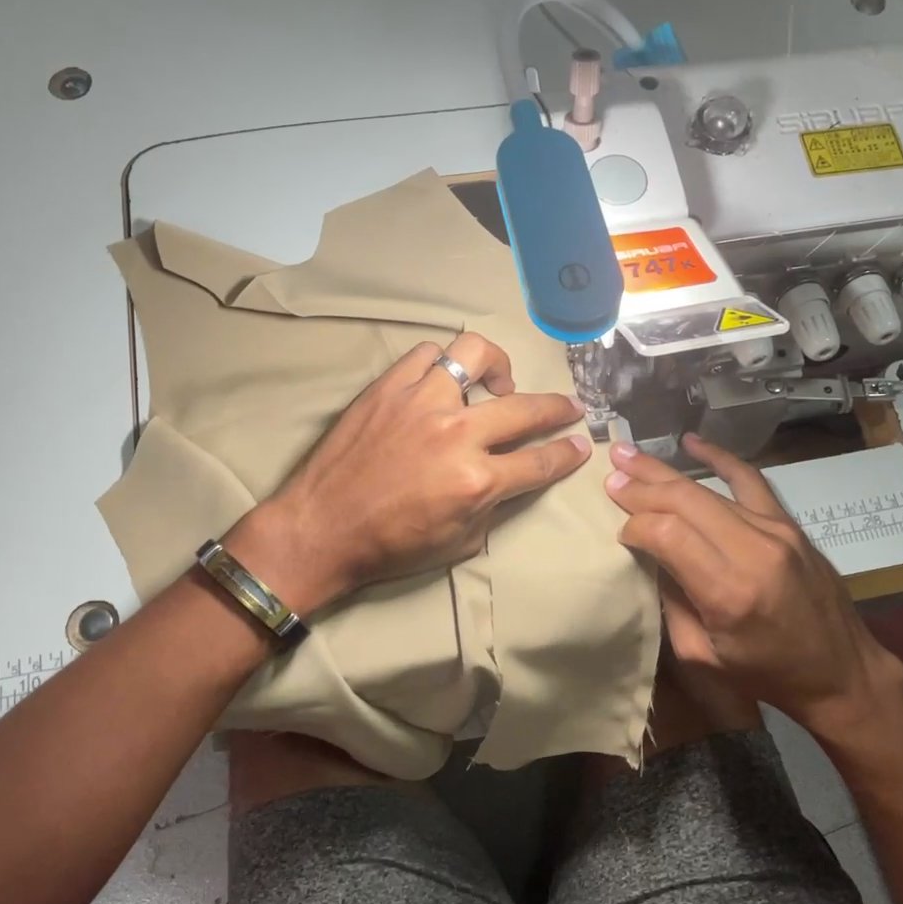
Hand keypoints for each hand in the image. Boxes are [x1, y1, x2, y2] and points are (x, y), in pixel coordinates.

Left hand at [229, 332, 590, 611]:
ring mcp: (421, 403)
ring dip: (497, 368)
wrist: (321, 530)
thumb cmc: (389, 547)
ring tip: (498, 383)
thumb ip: (492, 508)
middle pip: (525, 408)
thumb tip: (508, 481)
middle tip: (567, 407)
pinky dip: (443, 364)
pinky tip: (444, 381)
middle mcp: (457, 434)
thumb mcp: (458, 543)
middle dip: (557, 408)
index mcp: (477, 481)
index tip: (581, 446)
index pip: (540, 462)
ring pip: (474, 356)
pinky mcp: (388, 388)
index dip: (567, 454)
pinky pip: (426, 355)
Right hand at [603, 434, 899, 728]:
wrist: (841, 671)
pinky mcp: (789, 523)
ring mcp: (776, 531)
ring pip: (709, 490)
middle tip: (609, 476)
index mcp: (729, 591)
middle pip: (685, 501)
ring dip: (664, 472)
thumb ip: (670, 602)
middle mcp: (754, 551)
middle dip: (641, 487)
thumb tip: (648, 557)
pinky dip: (719, 458)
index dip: (634, 526)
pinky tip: (692, 442)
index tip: (618, 532)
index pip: (667, 534)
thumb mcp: (702, 655)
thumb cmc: (767, 674)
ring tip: (628, 455)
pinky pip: (750, 479)